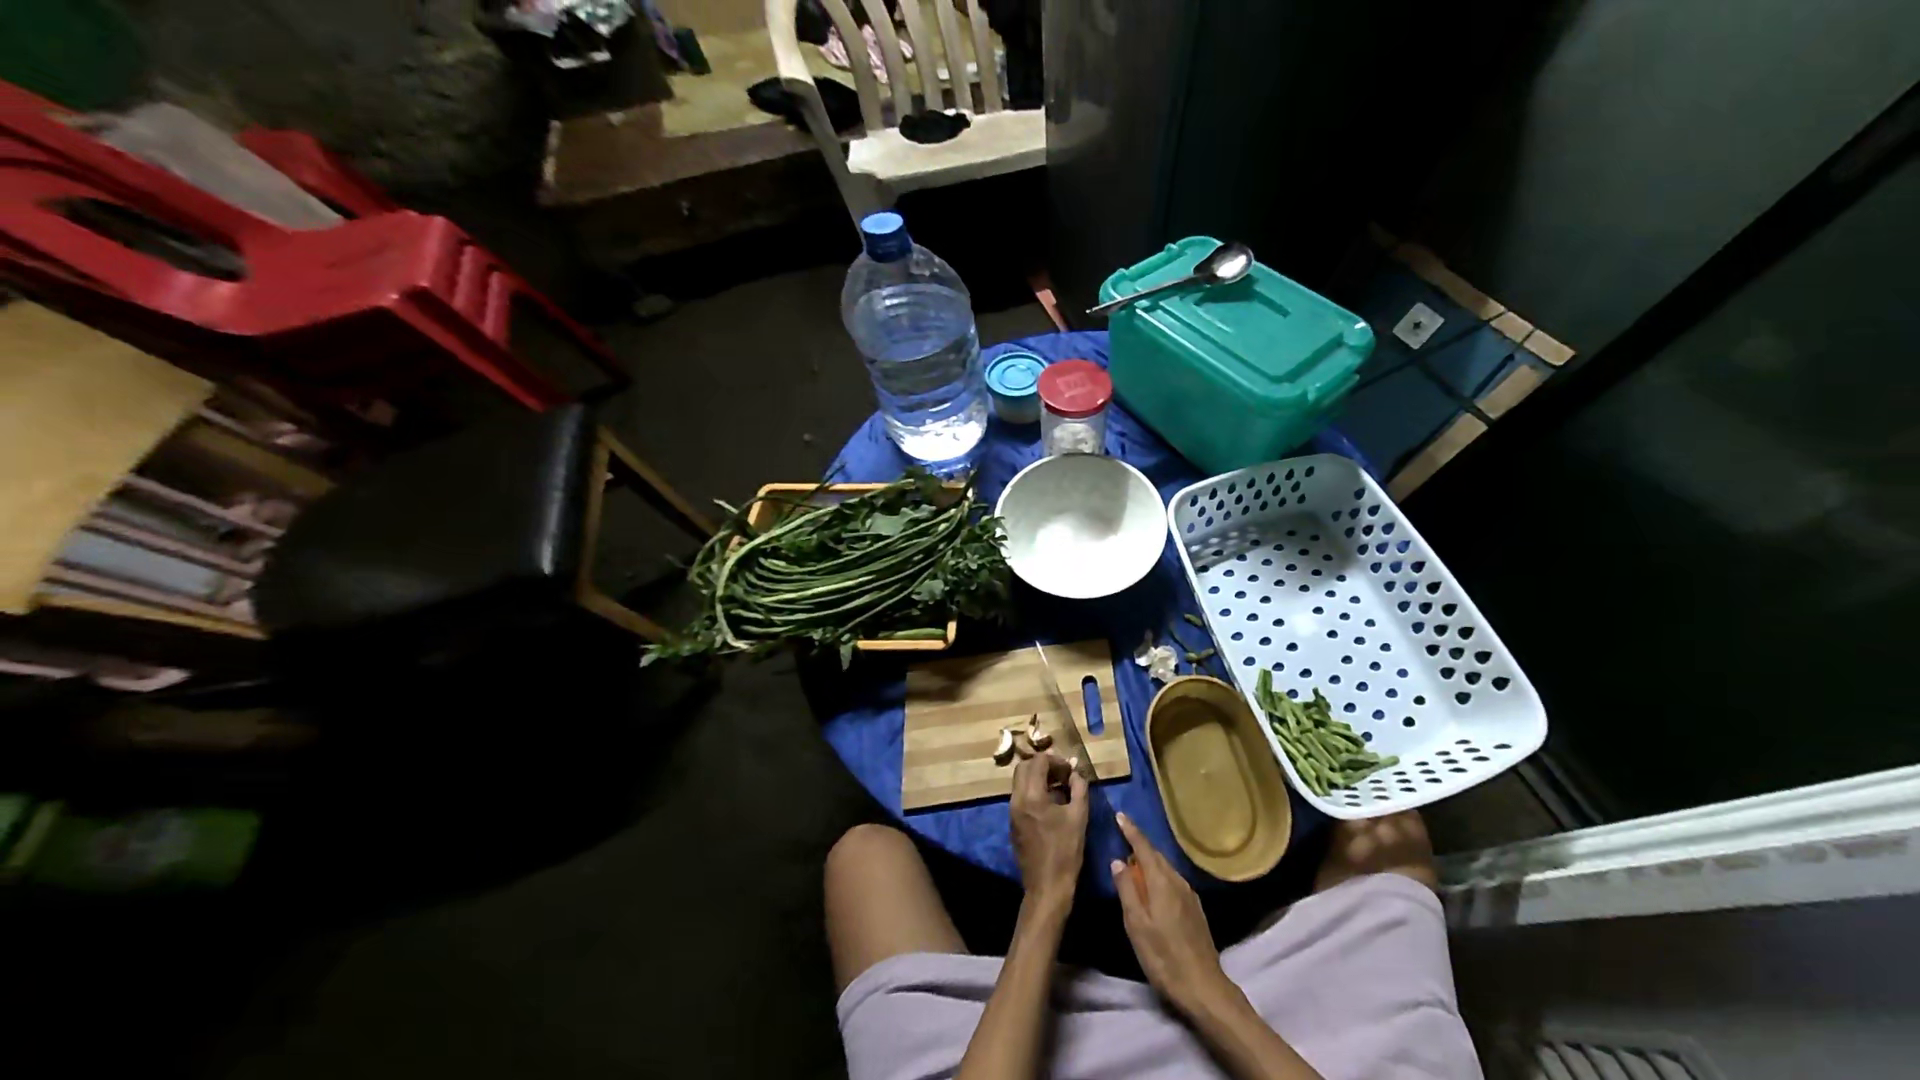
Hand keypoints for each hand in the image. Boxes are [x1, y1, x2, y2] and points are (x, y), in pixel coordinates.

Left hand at [1010, 752, 1088, 902]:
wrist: (1047, 885)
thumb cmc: (1066, 851)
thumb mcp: (1079, 817)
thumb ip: (1079, 789)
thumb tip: (1077, 773)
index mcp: (1031, 796)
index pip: (1038, 762)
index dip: (1056, 760)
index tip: (1070, 769)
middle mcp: (1016, 800)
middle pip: (1024, 767)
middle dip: (1043, 765)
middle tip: (1063, 774)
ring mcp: (1012, 812)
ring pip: (1020, 782)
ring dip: (1037, 777)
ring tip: (1060, 787)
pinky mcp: (1013, 822)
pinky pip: (1020, 796)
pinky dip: (1033, 791)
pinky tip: (1051, 803)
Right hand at [1113, 812, 1231, 1016]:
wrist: (1204, 987)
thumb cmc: (1164, 956)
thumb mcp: (1137, 924)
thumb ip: (1127, 890)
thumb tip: (1118, 861)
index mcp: (1162, 882)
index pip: (1144, 847)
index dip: (1131, 830)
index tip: (1120, 814)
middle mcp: (1178, 882)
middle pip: (1157, 855)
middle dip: (1139, 843)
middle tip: (1122, 832)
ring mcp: (1189, 895)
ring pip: (1166, 868)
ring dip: (1149, 859)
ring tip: (1133, 857)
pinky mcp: (1195, 909)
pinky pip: (1172, 880)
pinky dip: (1159, 874)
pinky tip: (1152, 884)